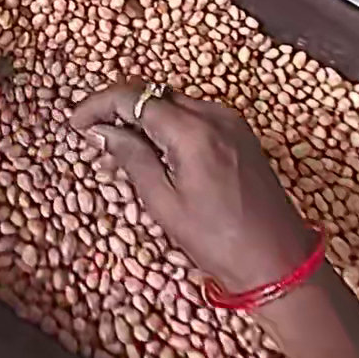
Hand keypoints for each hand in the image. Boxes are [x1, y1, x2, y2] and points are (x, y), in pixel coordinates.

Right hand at [69, 81, 315, 291]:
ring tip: (117, 140)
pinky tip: (151, 146)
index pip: (132, 97)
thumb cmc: (217, 241)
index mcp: (193, 132)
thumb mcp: (163, 202)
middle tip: (91, 130)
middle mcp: (214, 115)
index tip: (75, 122)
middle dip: (116, 106)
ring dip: (140, 113)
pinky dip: (164, 122)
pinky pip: (191, 114)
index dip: (97, 105)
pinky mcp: (239, 133)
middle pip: (151, 92)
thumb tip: (100, 130)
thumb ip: (130, 156)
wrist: (283, 265)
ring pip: (170, 101)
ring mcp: (231, 122)